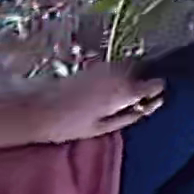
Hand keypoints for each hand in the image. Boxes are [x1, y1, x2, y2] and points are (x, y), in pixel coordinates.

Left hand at [0, 63, 164, 143]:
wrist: (36, 111)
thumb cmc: (68, 125)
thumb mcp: (100, 128)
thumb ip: (130, 116)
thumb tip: (151, 107)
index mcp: (127, 90)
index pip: (156, 84)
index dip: (154, 93)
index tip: (146, 102)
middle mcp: (123, 73)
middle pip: (145, 74)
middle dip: (140, 85)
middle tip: (125, 103)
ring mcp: (110, 66)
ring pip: (132, 69)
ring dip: (128, 80)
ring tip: (111, 97)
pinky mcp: (97, 65)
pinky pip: (117, 68)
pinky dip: (116, 77)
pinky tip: (99, 91)